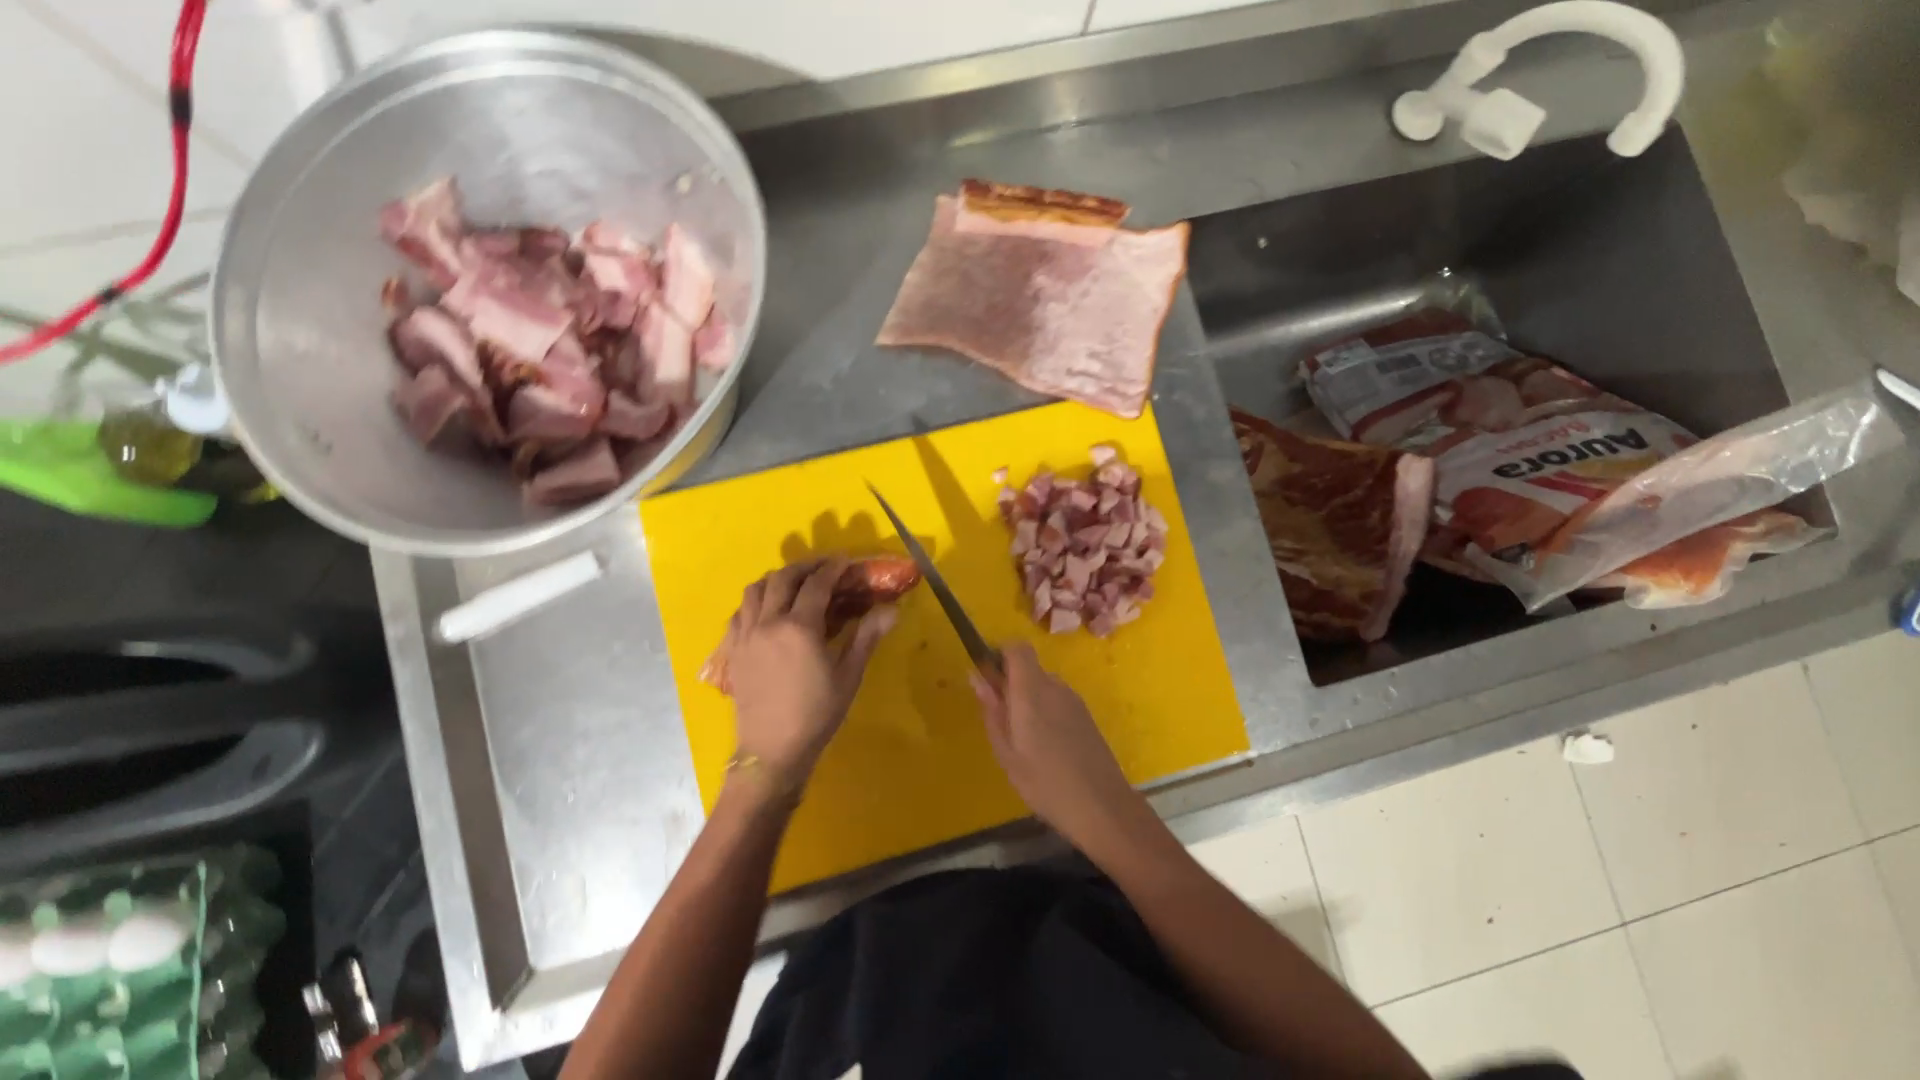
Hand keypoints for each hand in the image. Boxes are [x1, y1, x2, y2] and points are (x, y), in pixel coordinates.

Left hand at [727, 559, 895, 793]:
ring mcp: (746, 635)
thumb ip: (867, 637)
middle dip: (804, 567)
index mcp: (800, 627)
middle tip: (823, 568)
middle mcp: (768, 622)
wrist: (772, 750)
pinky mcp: (733, 650)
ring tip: (793, 584)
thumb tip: (891, 610)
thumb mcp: (848, 676)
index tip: (846, 562)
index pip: (817, 584)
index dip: (833, 569)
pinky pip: (740, 612)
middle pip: (782, 578)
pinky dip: (755, 601)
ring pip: (755, 590)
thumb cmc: (816, 715)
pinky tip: (767, 610)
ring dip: (776, 579)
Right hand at [971, 643, 1147, 850]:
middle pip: (1029, 667)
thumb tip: (977, 676)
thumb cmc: (1044, 783)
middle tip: (1000, 721)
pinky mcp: (1086, 715)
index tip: (987, 680)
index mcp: (1031, 691)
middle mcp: (1055, 687)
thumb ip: (992, 710)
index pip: (1017, 648)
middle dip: (1010, 684)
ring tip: (1022, 741)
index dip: (999, 656)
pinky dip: (1045, 712)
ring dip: (1028, 700)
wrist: (1101, 807)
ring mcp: (1074, 700)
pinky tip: (1045, 748)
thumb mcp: (1006, 752)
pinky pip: (1057, 700)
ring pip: (1043, 685)